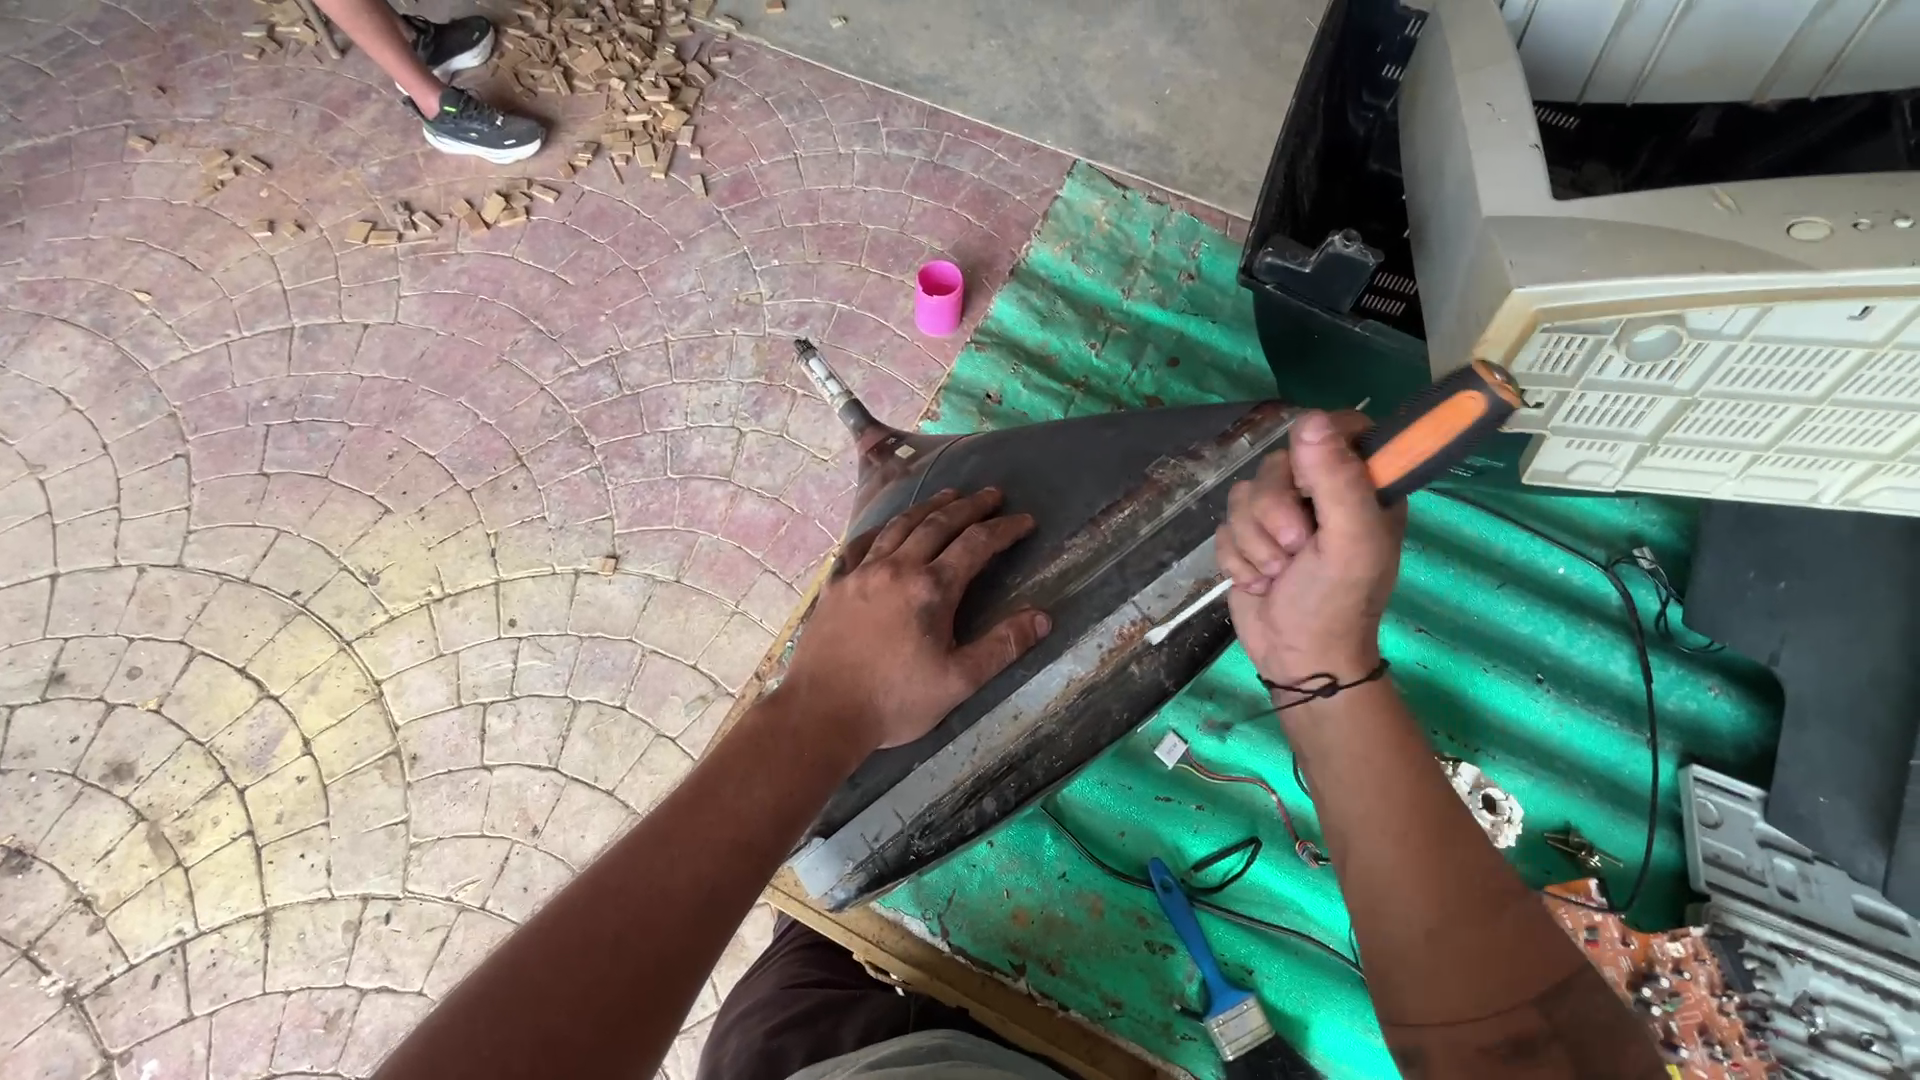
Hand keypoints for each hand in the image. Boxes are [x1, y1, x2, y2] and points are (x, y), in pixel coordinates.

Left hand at [780, 488, 1051, 750]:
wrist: (821, 712)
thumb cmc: (894, 701)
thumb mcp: (958, 682)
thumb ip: (1002, 647)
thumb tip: (1042, 618)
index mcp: (931, 589)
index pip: (977, 545)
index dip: (1004, 529)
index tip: (1025, 521)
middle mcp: (896, 568)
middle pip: (938, 524)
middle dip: (969, 506)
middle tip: (992, 494)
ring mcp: (861, 573)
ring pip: (899, 526)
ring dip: (928, 507)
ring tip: (948, 496)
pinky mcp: (835, 586)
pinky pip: (860, 545)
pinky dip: (881, 529)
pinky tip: (886, 528)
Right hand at [1216, 410, 1406, 686]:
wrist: (1297, 658)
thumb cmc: (1337, 603)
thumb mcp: (1350, 541)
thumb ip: (1336, 480)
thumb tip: (1309, 420)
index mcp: (1362, 486)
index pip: (1338, 430)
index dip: (1313, 447)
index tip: (1306, 480)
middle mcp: (1320, 495)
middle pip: (1276, 464)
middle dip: (1274, 512)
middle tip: (1295, 548)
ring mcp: (1280, 517)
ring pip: (1244, 496)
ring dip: (1254, 542)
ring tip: (1276, 574)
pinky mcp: (1247, 539)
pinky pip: (1224, 526)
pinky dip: (1236, 558)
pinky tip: (1258, 581)